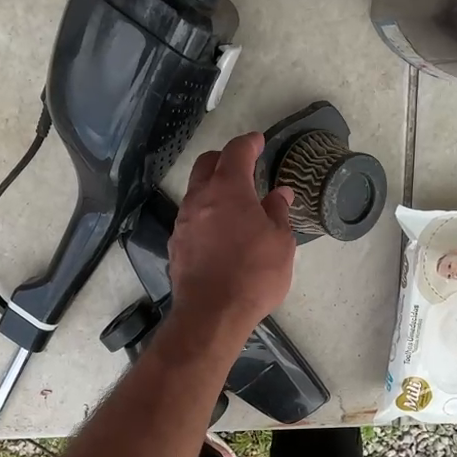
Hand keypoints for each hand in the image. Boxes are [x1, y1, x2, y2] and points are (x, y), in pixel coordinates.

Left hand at [167, 132, 297, 345]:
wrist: (211, 314)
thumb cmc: (253, 275)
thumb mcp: (280, 243)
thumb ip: (278, 213)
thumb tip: (279, 194)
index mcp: (228, 189)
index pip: (236, 151)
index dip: (249, 143)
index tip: (258, 142)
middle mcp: (199, 199)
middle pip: (207, 165)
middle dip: (225, 160)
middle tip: (242, 168)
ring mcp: (183, 223)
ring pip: (196, 193)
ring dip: (213, 191)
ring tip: (233, 206)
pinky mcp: (176, 246)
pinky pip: (191, 220)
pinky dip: (205, 217)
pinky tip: (218, 234)